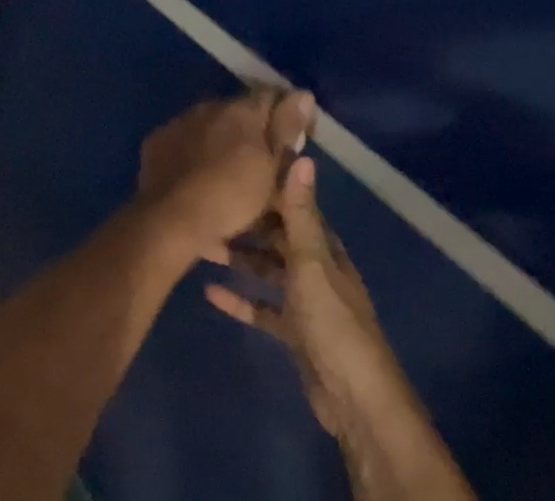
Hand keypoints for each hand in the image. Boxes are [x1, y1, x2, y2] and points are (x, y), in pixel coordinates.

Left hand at [136, 89, 314, 262]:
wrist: (170, 217)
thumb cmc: (231, 196)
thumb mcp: (271, 168)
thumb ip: (286, 129)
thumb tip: (303, 93)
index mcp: (241, 110)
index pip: (272, 96)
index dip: (288, 113)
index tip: (299, 137)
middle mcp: (209, 107)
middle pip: (239, 111)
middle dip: (253, 129)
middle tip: (265, 161)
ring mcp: (180, 123)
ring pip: (210, 125)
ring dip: (223, 140)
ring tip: (231, 172)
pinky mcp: (157, 142)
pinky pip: (185, 140)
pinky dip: (196, 152)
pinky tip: (200, 176)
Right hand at [205, 156, 395, 434]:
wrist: (353, 397)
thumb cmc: (332, 322)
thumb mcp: (312, 263)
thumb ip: (301, 215)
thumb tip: (303, 158)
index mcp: (326, 250)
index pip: (296, 209)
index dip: (270, 190)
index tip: (235, 169)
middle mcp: (317, 270)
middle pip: (278, 239)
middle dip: (247, 224)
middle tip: (206, 208)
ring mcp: (305, 303)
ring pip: (267, 271)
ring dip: (239, 259)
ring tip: (201, 245)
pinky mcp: (293, 333)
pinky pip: (262, 308)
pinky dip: (239, 299)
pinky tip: (209, 291)